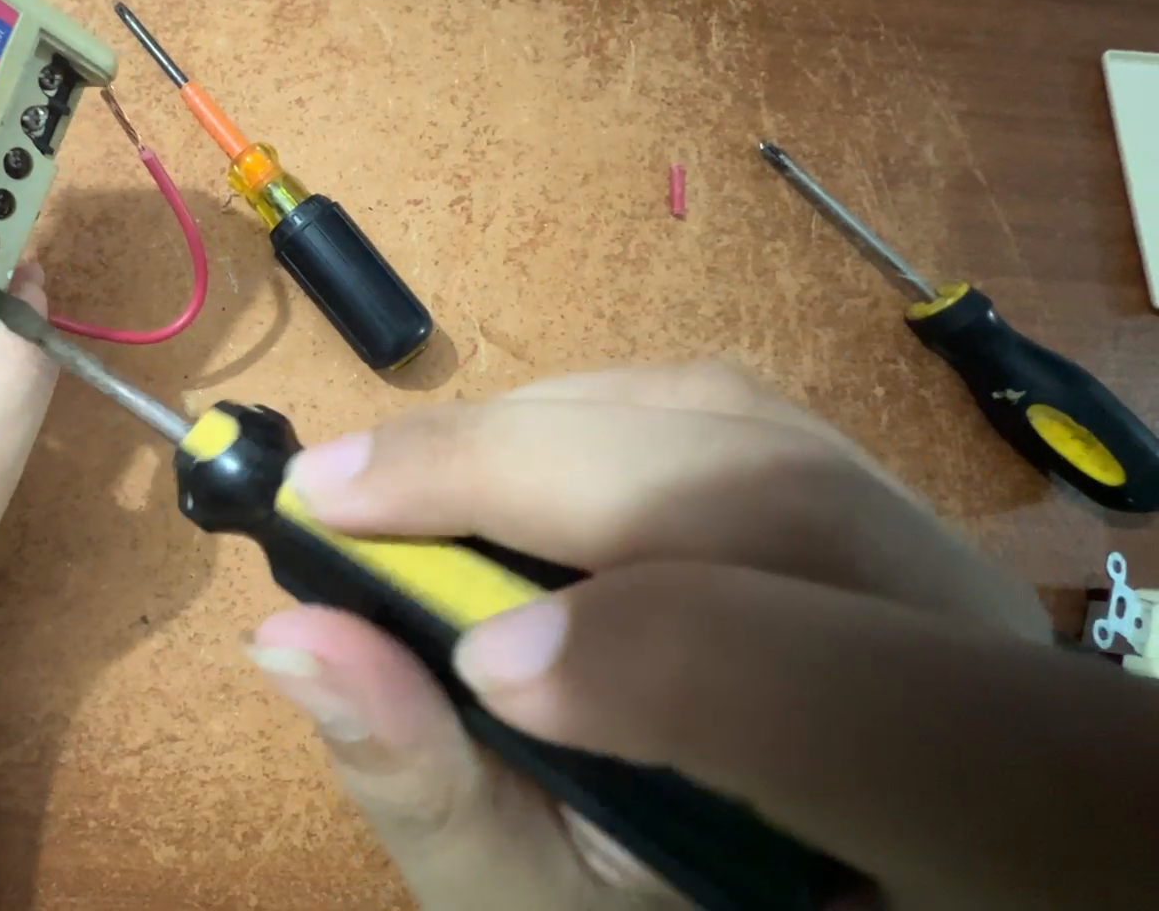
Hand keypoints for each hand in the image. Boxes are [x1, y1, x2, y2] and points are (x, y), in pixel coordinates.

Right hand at [250, 362, 1152, 909]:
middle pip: (762, 491)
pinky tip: (487, 468)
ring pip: (713, 415)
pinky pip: (691, 401)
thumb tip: (290, 634)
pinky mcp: (828, 471)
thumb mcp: (520, 894)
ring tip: (396, 483)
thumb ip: (421, 779)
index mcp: (970, 829)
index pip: (899, 717)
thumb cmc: (631, 902)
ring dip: (518, 434)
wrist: (746, 847)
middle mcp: (969, 637)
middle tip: (337, 490)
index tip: (470, 662)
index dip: (673, 660)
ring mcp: (908, 532)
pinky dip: (556, 418)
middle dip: (515, 474)